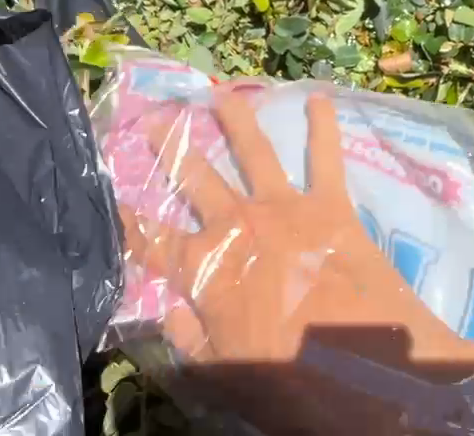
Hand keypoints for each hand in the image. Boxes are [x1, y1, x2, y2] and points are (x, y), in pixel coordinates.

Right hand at [123, 86, 473, 434]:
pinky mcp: (331, 204)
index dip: (128, 221)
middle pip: (196, 178)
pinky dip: (323, 126)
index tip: (111, 198)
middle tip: (156, 117)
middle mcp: (239, 225)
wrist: (363, 368)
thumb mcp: (222, 375)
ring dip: (236, 118)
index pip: (153, 241)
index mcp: (207, 268)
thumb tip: (167, 312)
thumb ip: (189, 339)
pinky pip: (326, 157)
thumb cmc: (288, 381)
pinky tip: (319, 98)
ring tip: (220, 92)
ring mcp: (286, 207)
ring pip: (254, 151)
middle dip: (173, 147)